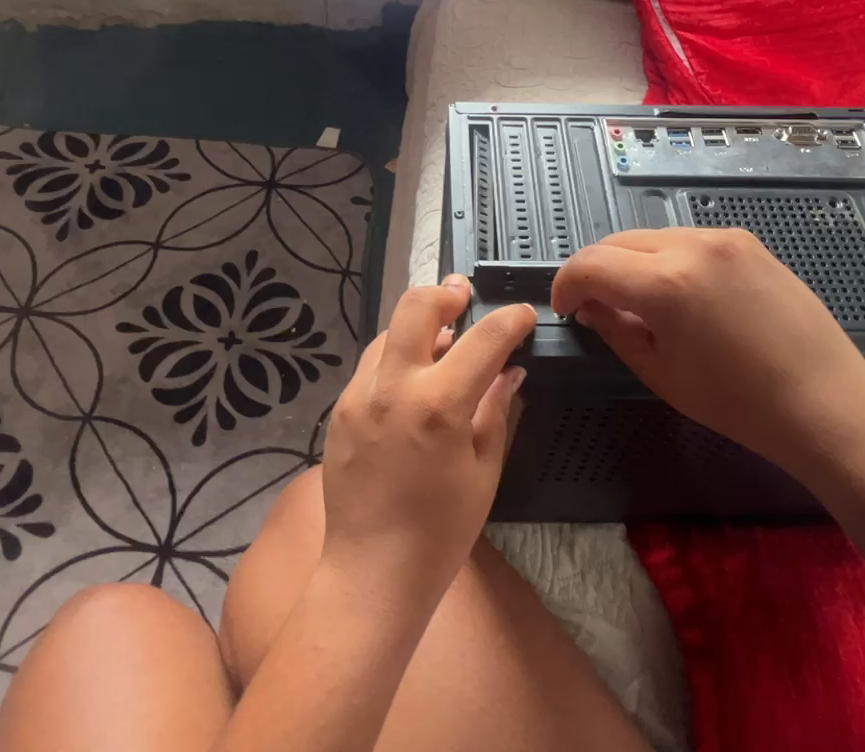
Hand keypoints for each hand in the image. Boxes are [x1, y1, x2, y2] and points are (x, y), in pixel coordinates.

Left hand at [319, 275, 534, 598]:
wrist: (372, 571)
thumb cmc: (441, 531)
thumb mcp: (484, 470)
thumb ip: (496, 410)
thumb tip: (510, 369)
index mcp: (439, 405)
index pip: (484, 338)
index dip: (511, 319)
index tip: (523, 315)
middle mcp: (393, 386)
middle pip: (416, 306)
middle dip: (446, 294)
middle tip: (466, 300)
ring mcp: (359, 394)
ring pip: (388, 331)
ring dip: (418, 326)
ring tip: (443, 342)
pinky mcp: (340, 409)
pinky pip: (371, 364)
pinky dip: (396, 357)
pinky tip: (413, 379)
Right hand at [550, 228, 864, 474]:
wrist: (825, 403)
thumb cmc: (737, 402)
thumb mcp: (659, 372)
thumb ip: (614, 328)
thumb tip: (590, 305)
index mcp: (665, 284)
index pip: (590, 265)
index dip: (566, 285)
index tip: (565, 310)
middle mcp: (692, 246)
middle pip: (616, 242)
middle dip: (595, 271)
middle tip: (593, 307)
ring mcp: (724, 238)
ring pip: (651, 237)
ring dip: (630, 263)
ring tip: (637, 302)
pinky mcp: (748, 242)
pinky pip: (687, 241)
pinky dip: (665, 259)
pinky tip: (677, 294)